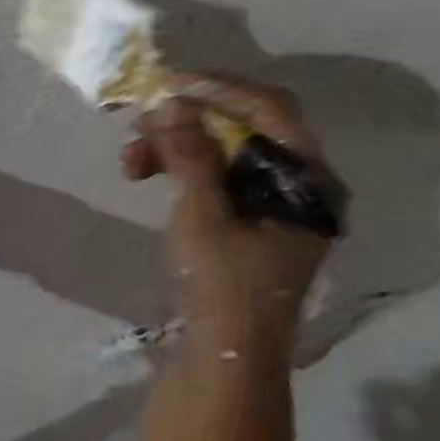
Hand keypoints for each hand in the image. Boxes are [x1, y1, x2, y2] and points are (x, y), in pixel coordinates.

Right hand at [121, 76, 341, 343]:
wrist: (228, 356)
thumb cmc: (223, 285)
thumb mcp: (203, 213)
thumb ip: (190, 154)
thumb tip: (172, 102)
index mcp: (308, 180)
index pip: (271, 110)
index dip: (219, 89)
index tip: (169, 84)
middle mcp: (301, 185)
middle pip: (245, 129)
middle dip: (187, 123)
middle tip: (140, 126)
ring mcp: (277, 204)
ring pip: (226, 153)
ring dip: (178, 148)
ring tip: (131, 161)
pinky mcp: (253, 222)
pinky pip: (221, 178)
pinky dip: (185, 171)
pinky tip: (151, 177)